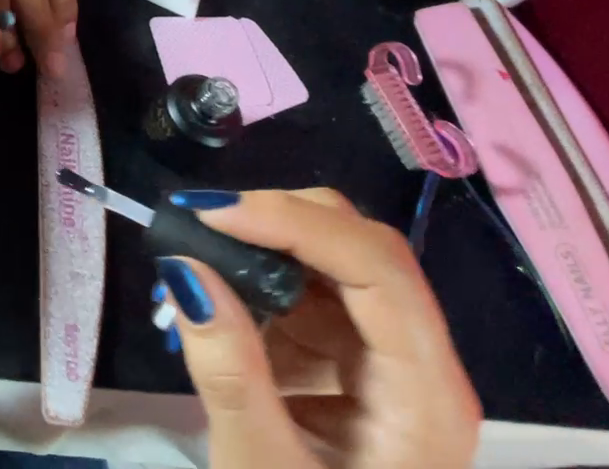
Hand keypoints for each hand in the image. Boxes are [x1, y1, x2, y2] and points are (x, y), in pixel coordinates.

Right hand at [155, 189, 480, 468]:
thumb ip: (227, 369)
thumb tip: (182, 265)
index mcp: (426, 396)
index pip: (376, 269)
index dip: (292, 221)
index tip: (207, 213)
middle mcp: (422, 364)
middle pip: (364, 251)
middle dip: (278, 222)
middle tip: (197, 223)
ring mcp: (389, 362)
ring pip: (334, 264)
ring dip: (261, 251)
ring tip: (195, 266)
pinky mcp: (356, 366)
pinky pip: (310, 297)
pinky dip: (258, 285)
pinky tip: (219, 310)